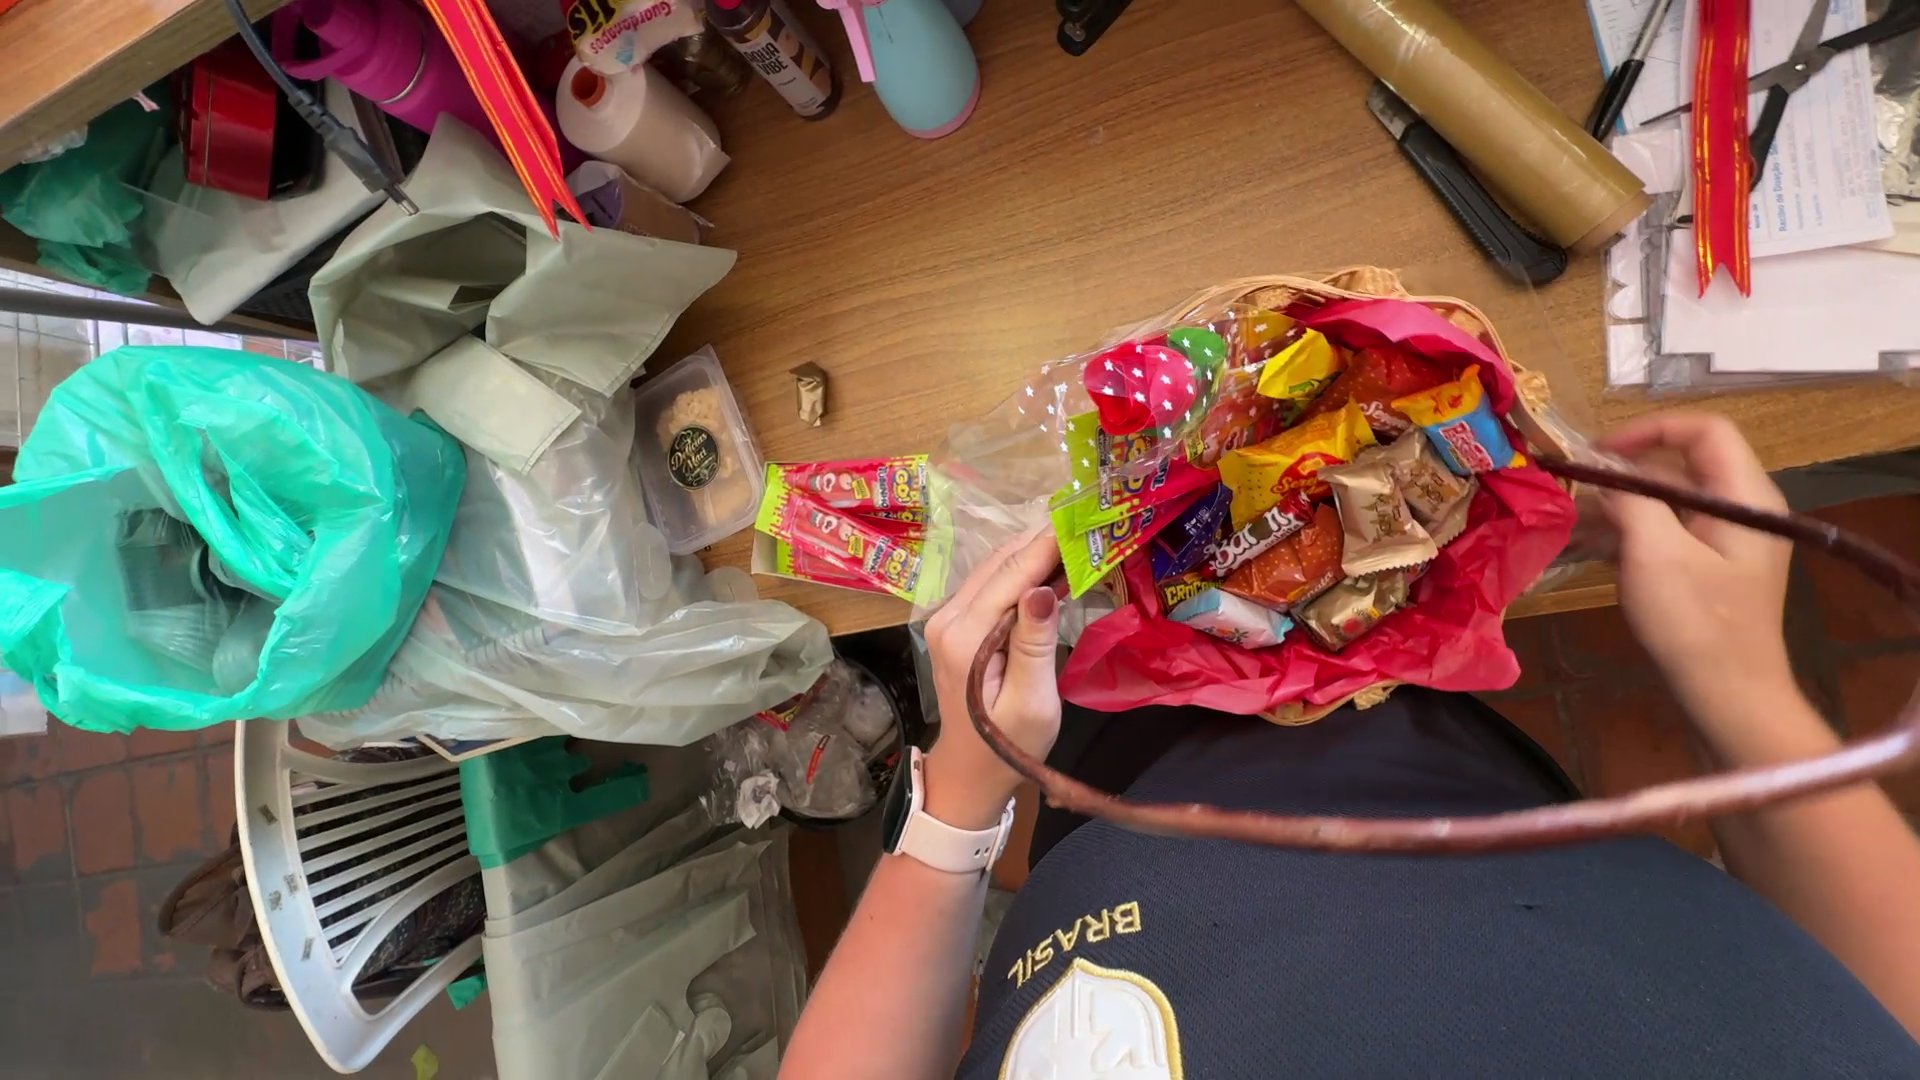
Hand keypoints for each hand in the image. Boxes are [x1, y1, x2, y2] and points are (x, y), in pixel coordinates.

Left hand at [922, 530, 1062, 830]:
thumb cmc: (1008, 745)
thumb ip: (1035, 643)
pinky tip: (1047, 562)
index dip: (1048, 544)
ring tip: (1072, 532)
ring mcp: (946, 617)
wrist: (969, 770)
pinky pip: (989, 583)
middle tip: (1085, 517)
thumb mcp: (1032, 702)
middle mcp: (948, 617)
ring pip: (993, 568)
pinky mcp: (954, 622)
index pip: (1012, 574)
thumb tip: (1041, 588)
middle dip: (1042, 539)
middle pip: (999, 563)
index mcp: (966, 636)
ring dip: (1031, 550)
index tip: (1082, 516)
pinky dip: (1020, 568)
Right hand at [1598, 413, 1794, 723]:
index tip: (1596, 454)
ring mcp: (1717, 537)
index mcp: (1743, 499)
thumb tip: (1600, 473)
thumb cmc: (1695, 618)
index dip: (1648, 431)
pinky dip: (1616, 528)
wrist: (1724, 686)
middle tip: (1567, 486)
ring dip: (1610, 502)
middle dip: (1617, 470)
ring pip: (1658, 498)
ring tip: (1563, 517)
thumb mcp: (1656, 554)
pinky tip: (1577, 542)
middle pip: (1675, 465)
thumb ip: (1631, 501)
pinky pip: (1654, 528)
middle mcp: (1736, 509)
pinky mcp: (1697, 562)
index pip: (1704, 432)